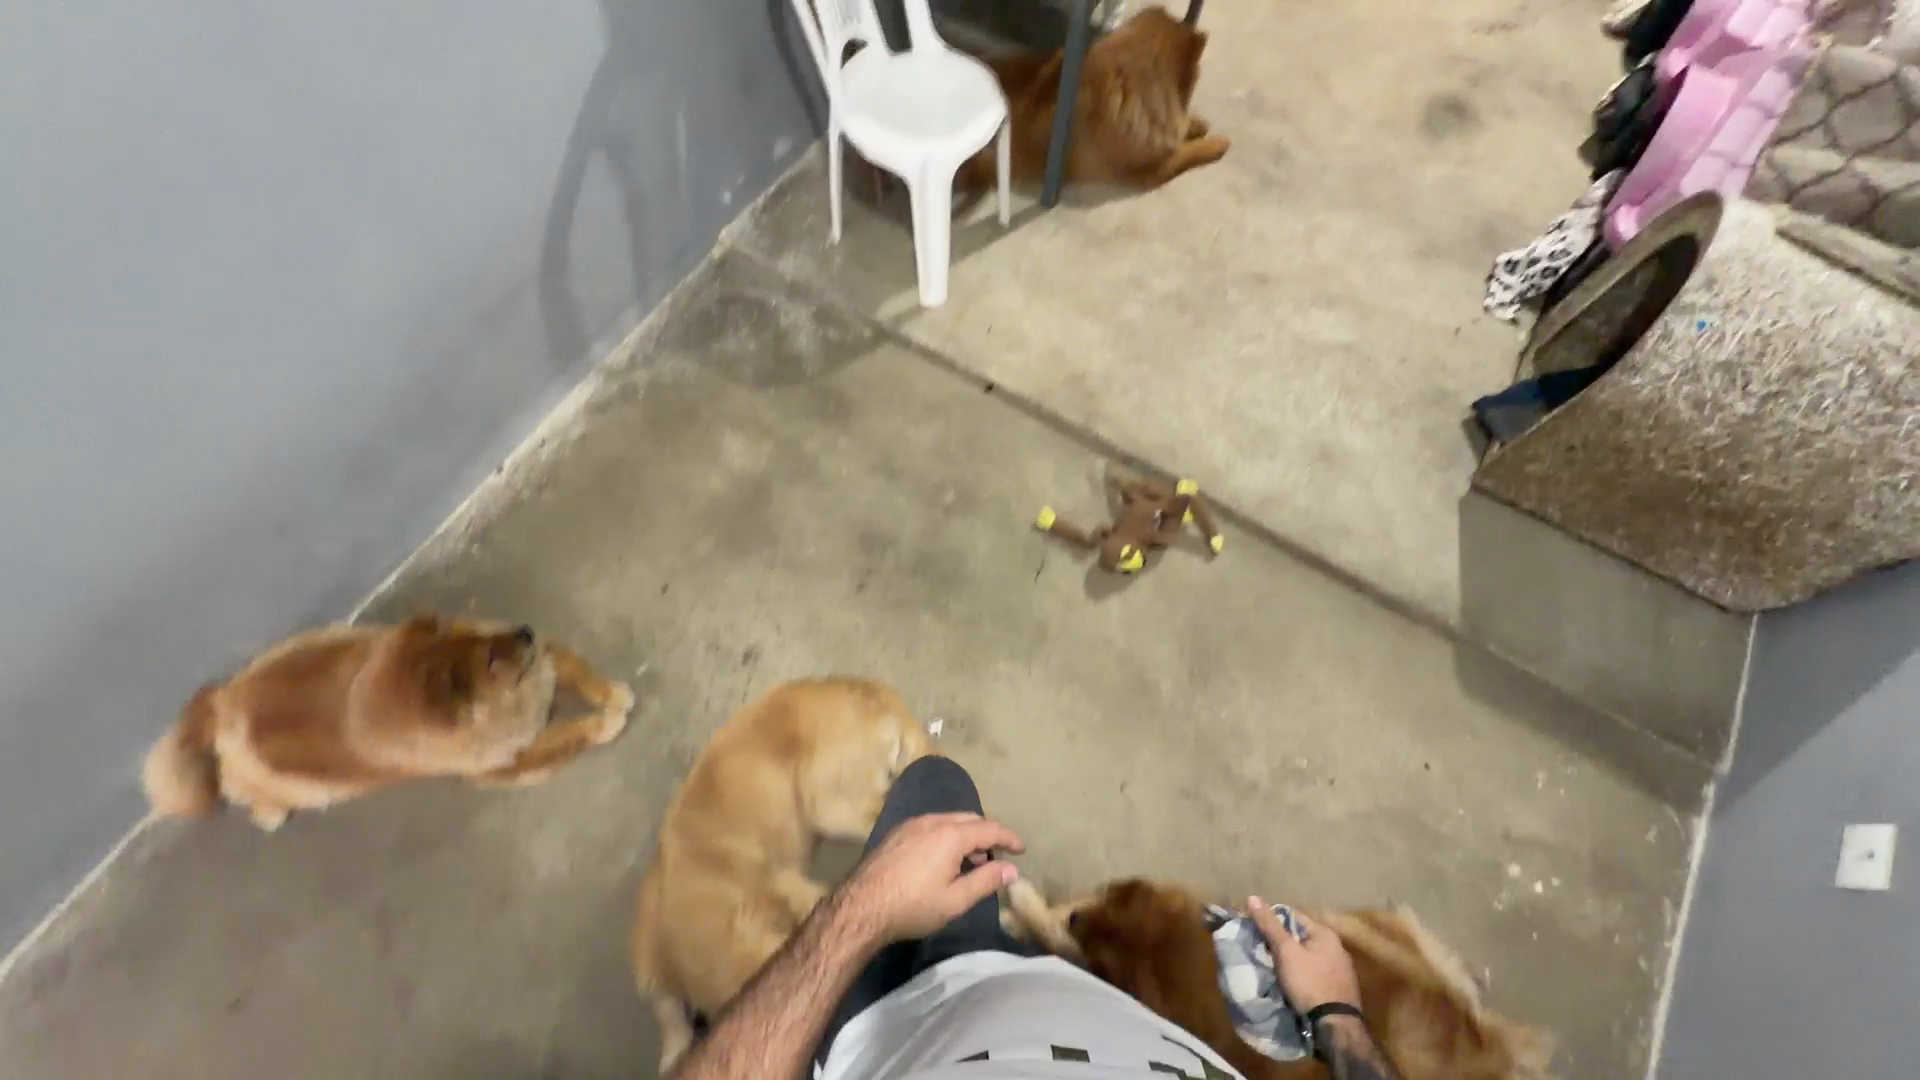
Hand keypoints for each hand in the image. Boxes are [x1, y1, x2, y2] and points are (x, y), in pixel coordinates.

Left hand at [841, 813, 1023, 942]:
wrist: (862, 907)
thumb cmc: (913, 906)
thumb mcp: (956, 900)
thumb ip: (986, 880)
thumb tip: (1012, 869)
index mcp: (951, 834)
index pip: (989, 828)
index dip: (1009, 837)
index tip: (1022, 849)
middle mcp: (933, 820)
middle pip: (969, 819)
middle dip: (988, 833)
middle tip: (999, 854)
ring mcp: (912, 824)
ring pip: (949, 820)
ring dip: (966, 834)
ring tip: (973, 860)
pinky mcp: (898, 832)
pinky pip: (932, 825)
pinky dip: (947, 835)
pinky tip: (944, 858)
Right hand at [1248, 898, 1361, 1014]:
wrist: (1336, 1026)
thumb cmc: (1309, 982)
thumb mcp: (1285, 951)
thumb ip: (1269, 924)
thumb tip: (1252, 897)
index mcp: (1325, 934)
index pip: (1292, 916)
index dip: (1271, 920)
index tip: (1255, 929)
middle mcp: (1337, 947)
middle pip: (1300, 935)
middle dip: (1281, 941)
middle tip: (1262, 949)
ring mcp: (1341, 969)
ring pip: (1307, 954)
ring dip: (1292, 958)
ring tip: (1274, 966)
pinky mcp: (1340, 988)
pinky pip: (1315, 971)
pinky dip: (1302, 972)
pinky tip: (1292, 981)